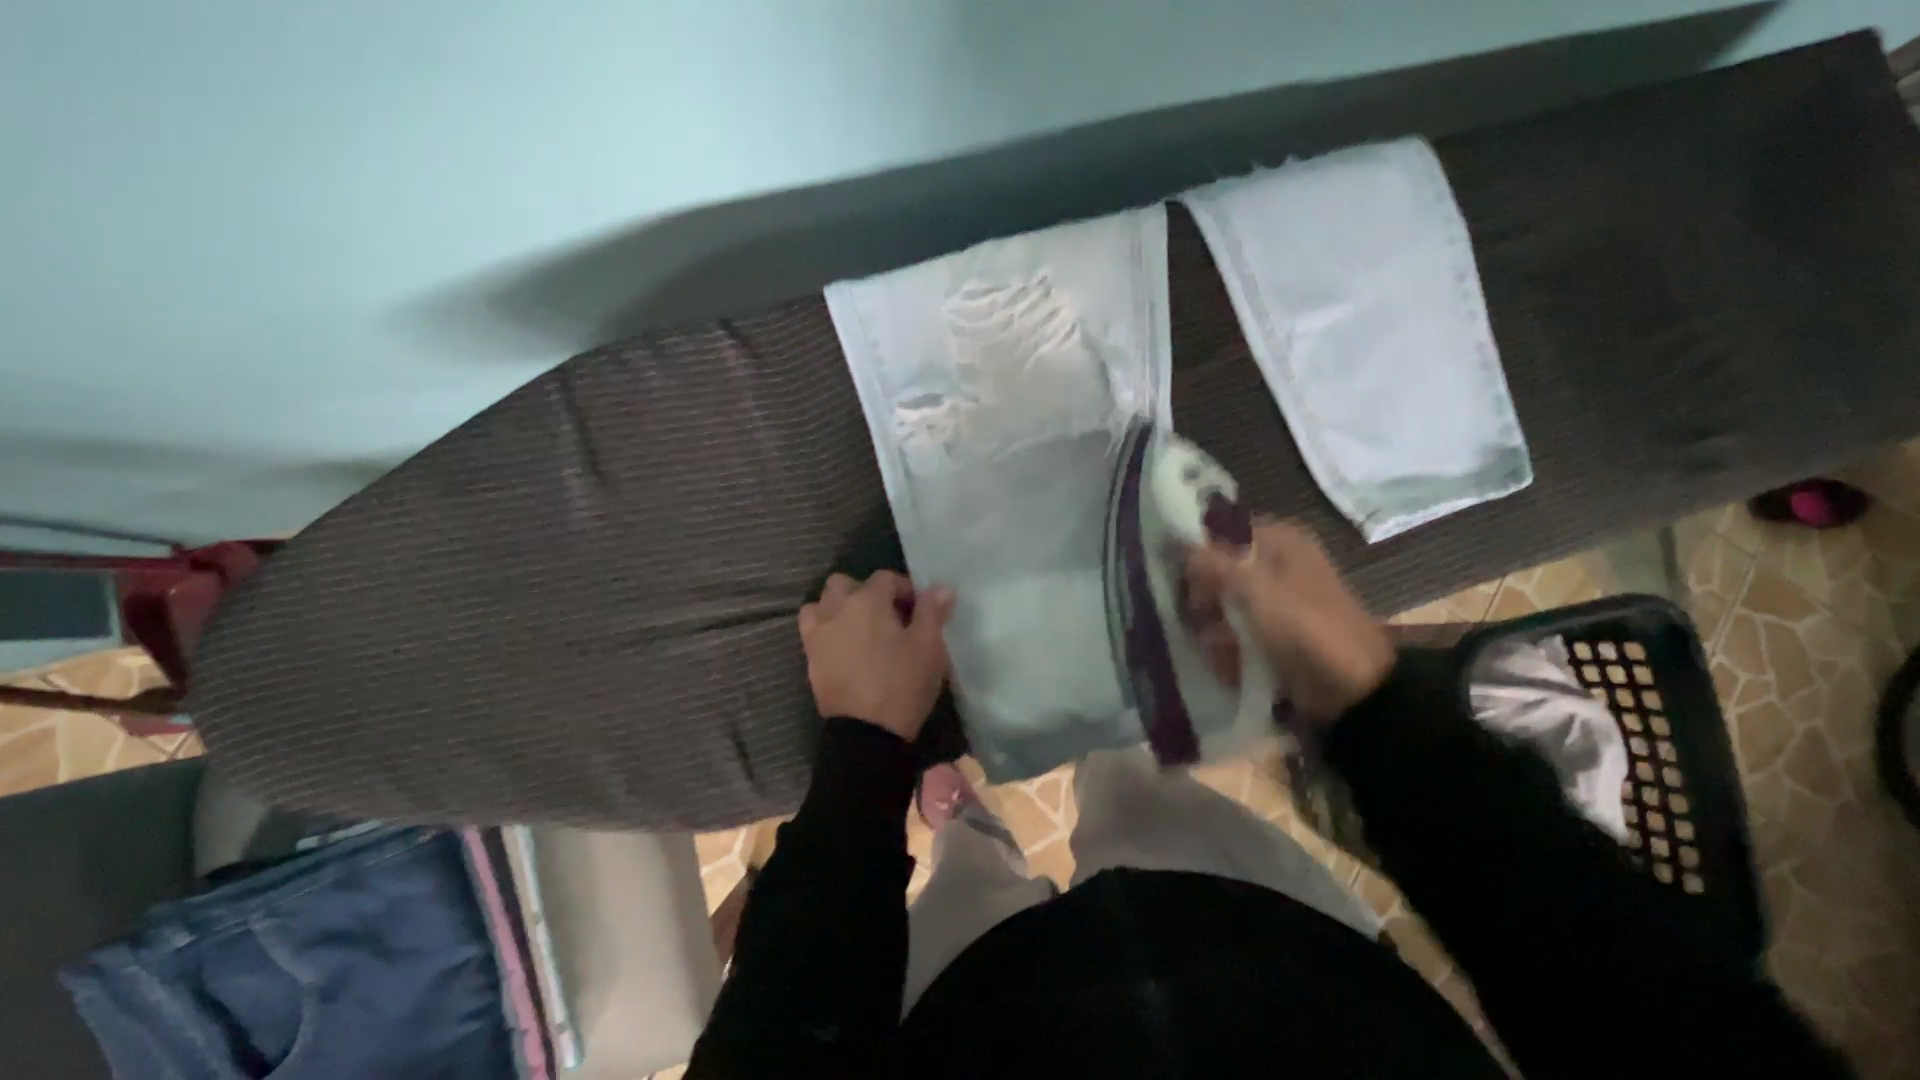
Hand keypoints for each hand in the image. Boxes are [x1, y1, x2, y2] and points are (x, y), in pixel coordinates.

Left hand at [799, 571, 955, 740]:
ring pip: (822, 604)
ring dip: (839, 608)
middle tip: (887, 617)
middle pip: (845, 583)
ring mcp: (818, 633)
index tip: (920, 612)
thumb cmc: (902, 684)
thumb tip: (940, 588)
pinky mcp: (810, 657)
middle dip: (866, 593)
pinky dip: (826, 629)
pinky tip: (844, 647)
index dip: (906, 590)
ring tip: (860, 629)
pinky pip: (813, 630)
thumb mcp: (929, 647)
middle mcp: (836, 608)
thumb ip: (932, 612)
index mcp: (867, 600)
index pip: (886, 578)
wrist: (866, 732)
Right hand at [1184, 520, 1395, 724]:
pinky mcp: (1278, 635)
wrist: (1353, 685)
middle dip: (1206, 599)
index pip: (1224, 533)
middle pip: (1221, 572)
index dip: (1199, 552)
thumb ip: (1211, 563)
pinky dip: (1231, 649)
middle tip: (1200, 617)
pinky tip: (1230, 664)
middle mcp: (1279, 565)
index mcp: (1281, 541)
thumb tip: (1174, 541)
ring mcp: (1279, 602)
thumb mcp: (1254, 589)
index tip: (1182, 578)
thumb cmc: (1304, 625)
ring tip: (1219, 648)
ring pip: (1226, 606)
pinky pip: (1240, 633)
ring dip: (1216, 629)